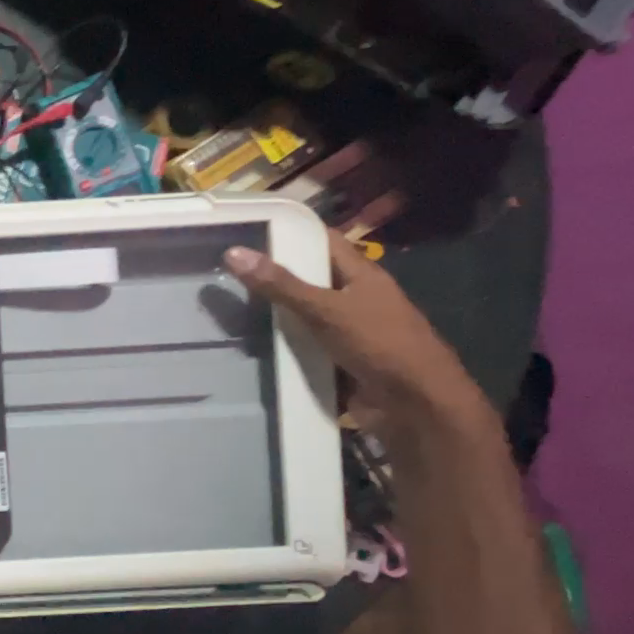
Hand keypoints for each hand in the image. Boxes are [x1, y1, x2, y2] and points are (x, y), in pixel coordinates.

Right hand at [223, 232, 489, 430]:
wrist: (416, 406)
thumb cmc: (381, 345)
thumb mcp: (326, 310)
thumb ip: (280, 285)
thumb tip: (233, 252)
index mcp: (361, 275)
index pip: (321, 240)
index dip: (287, 231)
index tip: (244, 227)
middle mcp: (352, 297)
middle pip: (304, 277)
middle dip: (267, 274)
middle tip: (218, 267)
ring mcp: (343, 329)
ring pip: (297, 312)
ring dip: (266, 311)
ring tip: (218, 302)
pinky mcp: (332, 357)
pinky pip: (296, 343)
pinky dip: (273, 342)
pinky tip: (239, 340)